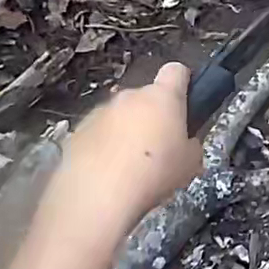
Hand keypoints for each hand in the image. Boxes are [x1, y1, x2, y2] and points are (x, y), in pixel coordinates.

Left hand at [50, 62, 202, 226]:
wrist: (98, 197)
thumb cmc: (155, 174)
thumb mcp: (191, 163)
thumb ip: (190, 143)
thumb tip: (183, 142)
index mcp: (163, 97)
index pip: (177, 71)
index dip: (183, 82)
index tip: (185, 101)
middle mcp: (130, 96)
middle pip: (146, 98)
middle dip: (152, 116)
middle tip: (159, 149)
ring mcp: (100, 112)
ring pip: (120, 116)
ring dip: (126, 132)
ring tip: (130, 168)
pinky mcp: (77, 132)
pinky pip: (98, 134)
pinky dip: (103, 147)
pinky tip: (107, 175)